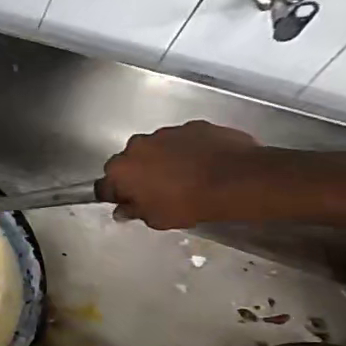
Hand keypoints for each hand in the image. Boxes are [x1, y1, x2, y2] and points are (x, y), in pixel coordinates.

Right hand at [100, 121, 263, 228]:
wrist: (240, 180)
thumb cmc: (190, 203)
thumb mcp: (158, 219)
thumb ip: (135, 212)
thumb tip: (123, 210)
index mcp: (120, 170)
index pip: (105, 185)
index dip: (117, 194)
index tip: (128, 202)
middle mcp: (135, 147)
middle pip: (129, 161)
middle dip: (138, 172)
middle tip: (158, 188)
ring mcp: (165, 133)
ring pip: (156, 147)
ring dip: (164, 158)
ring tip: (187, 174)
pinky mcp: (192, 126)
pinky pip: (184, 139)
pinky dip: (189, 149)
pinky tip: (205, 163)